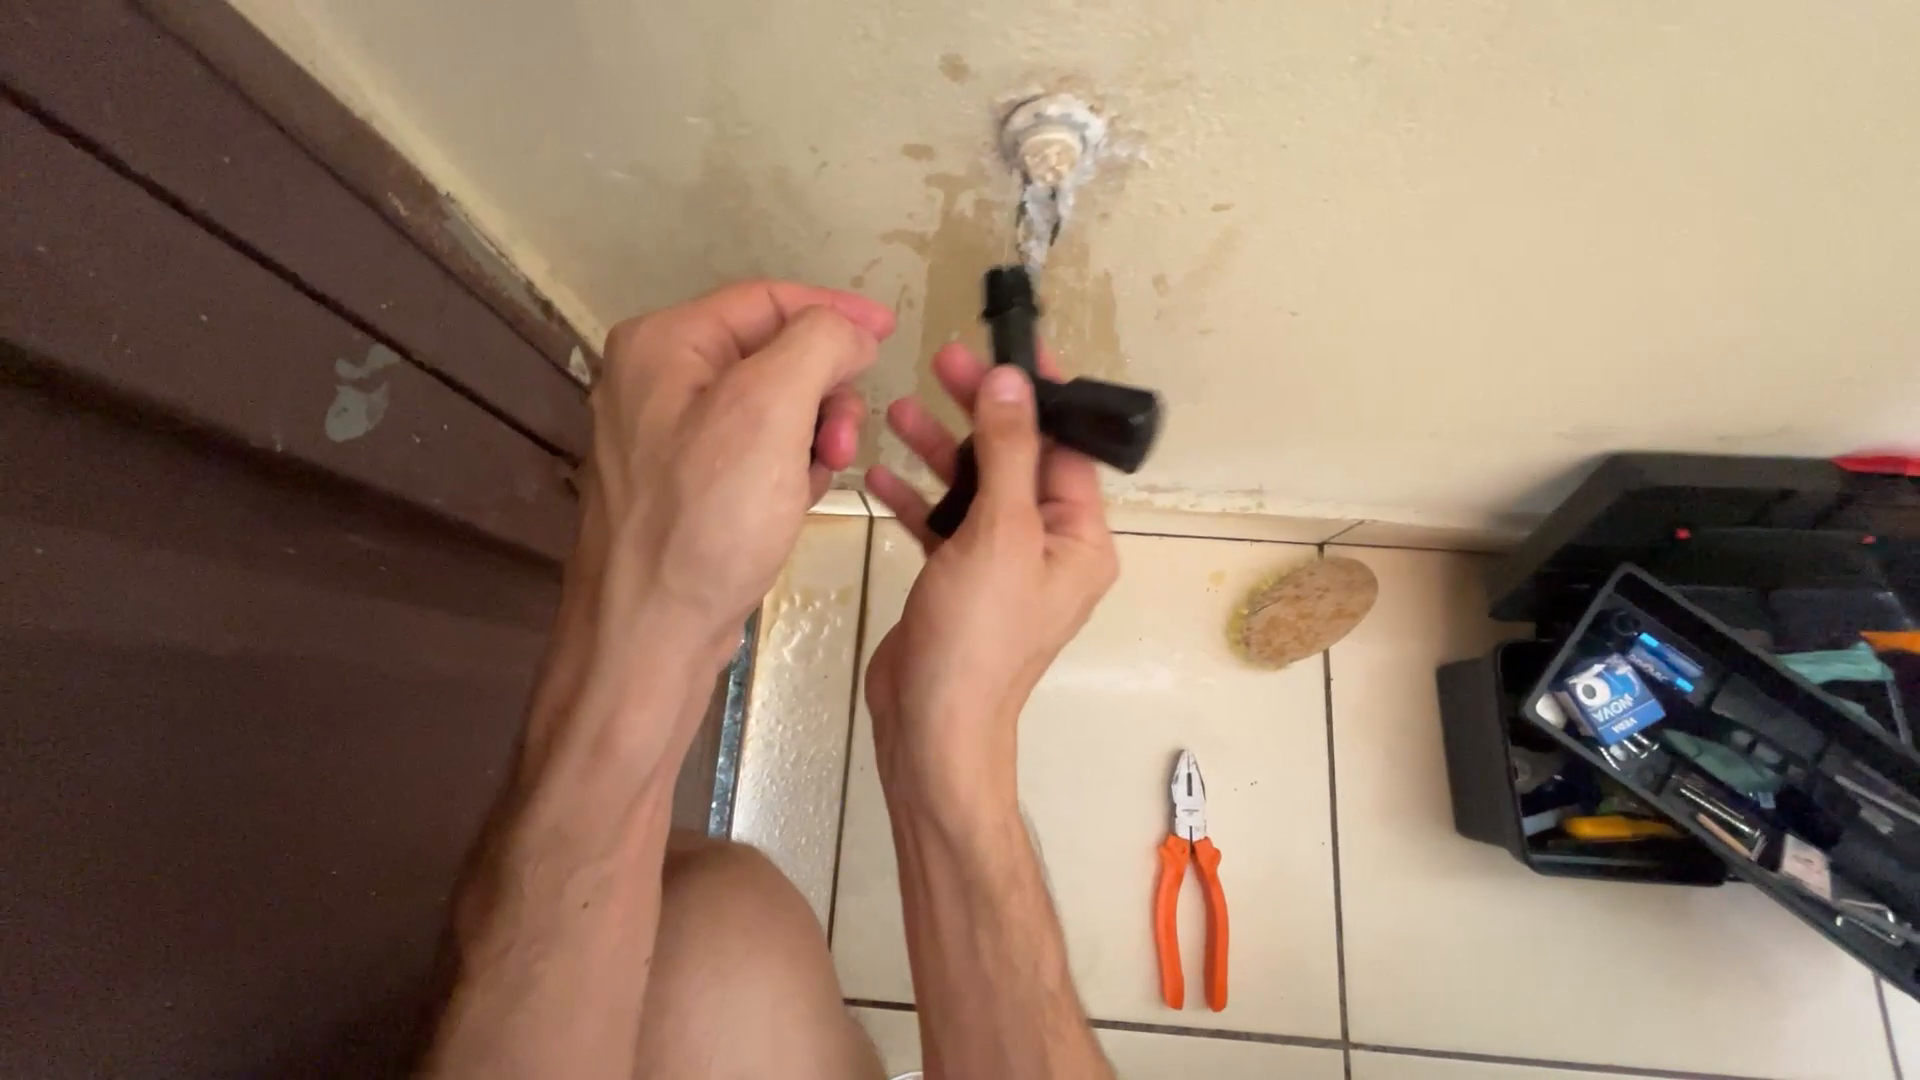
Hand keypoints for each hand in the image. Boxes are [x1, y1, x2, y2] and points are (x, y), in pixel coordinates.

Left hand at [550, 283, 892, 735]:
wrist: (651, 634)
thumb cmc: (708, 520)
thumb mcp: (769, 412)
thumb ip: (818, 345)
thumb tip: (851, 331)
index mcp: (665, 344)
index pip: (768, 301)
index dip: (836, 312)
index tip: (892, 333)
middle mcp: (659, 380)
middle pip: (773, 355)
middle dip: (823, 392)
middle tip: (842, 442)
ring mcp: (669, 436)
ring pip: (772, 407)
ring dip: (811, 434)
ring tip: (819, 478)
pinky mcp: (687, 483)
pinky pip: (757, 451)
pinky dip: (789, 467)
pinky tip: (795, 499)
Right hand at [863, 344, 1118, 818]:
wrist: (930, 726)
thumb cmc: (977, 635)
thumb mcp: (999, 535)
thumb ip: (1007, 453)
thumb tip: (1013, 382)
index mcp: (1079, 539)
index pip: (1066, 449)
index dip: (1038, 396)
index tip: (1009, 349)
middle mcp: (1047, 547)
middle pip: (1015, 460)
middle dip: (979, 414)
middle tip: (942, 361)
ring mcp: (1000, 563)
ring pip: (974, 489)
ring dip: (939, 451)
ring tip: (898, 409)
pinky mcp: (959, 579)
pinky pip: (943, 524)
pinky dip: (915, 499)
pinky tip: (877, 476)